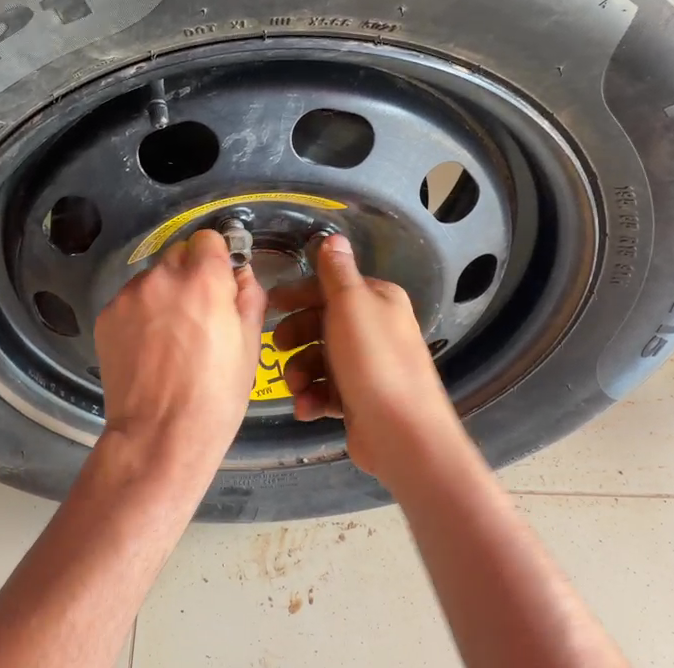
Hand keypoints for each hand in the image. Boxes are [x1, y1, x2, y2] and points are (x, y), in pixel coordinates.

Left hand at [93, 229, 266, 474]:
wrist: (159, 436)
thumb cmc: (214, 397)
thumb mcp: (250, 347)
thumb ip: (248, 298)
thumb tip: (241, 274)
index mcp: (203, 280)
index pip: (208, 239)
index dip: (217, 259)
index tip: (220, 283)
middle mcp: (162, 278)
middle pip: (178, 254)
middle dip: (190, 274)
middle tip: (199, 314)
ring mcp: (129, 296)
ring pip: (152, 278)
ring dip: (164, 294)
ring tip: (171, 338)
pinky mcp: (107, 316)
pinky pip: (130, 301)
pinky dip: (141, 315)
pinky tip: (149, 349)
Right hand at [270, 234, 462, 476]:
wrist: (403, 435)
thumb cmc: (374, 362)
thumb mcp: (350, 305)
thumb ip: (336, 272)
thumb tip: (334, 237)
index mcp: (377, 300)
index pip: (330, 286)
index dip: (299, 294)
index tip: (270, 304)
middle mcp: (375, 329)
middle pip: (321, 323)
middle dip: (296, 337)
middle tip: (278, 348)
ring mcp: (368, 367)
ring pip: (320, 359)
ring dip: (301, 372)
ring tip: (297, 387)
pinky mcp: (360, 400)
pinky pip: (327, 391)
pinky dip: (313, 398)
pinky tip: (306, 408)